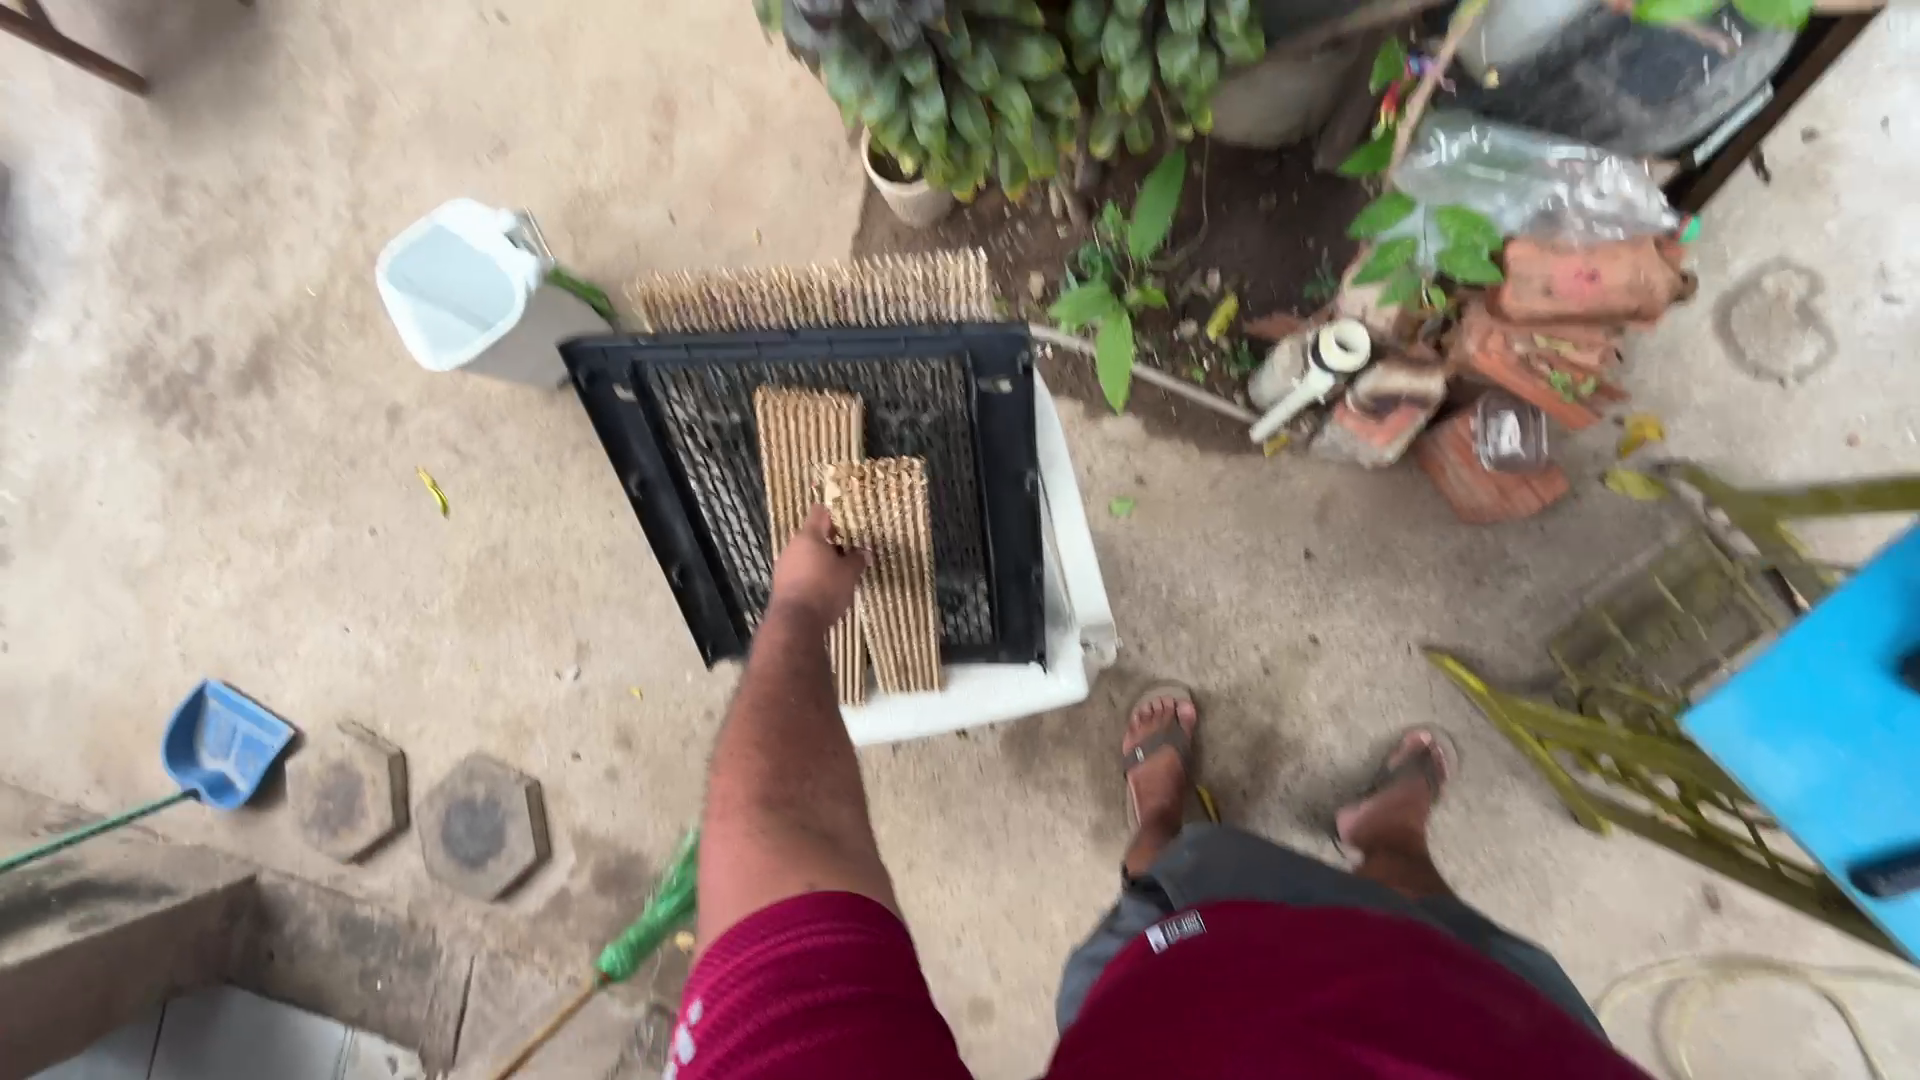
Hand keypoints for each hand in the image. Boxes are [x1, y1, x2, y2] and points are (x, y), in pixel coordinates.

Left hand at [767, 505, 869, 633]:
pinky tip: (825, 588)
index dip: (835, 514)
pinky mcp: (781, 584)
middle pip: (813, 536)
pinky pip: (800, 572)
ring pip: (806, 555)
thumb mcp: (849, 574)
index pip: (820, 512)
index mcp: (809, 536)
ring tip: (840, 572)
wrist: (795, 623)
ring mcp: (784, 565)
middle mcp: (792, 546)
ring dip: (821, 560)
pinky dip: (812, 575)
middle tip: (850, 550)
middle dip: (831, 542)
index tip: (849, 521)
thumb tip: (864, 552)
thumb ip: (857, 559)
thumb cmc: (825, 589)